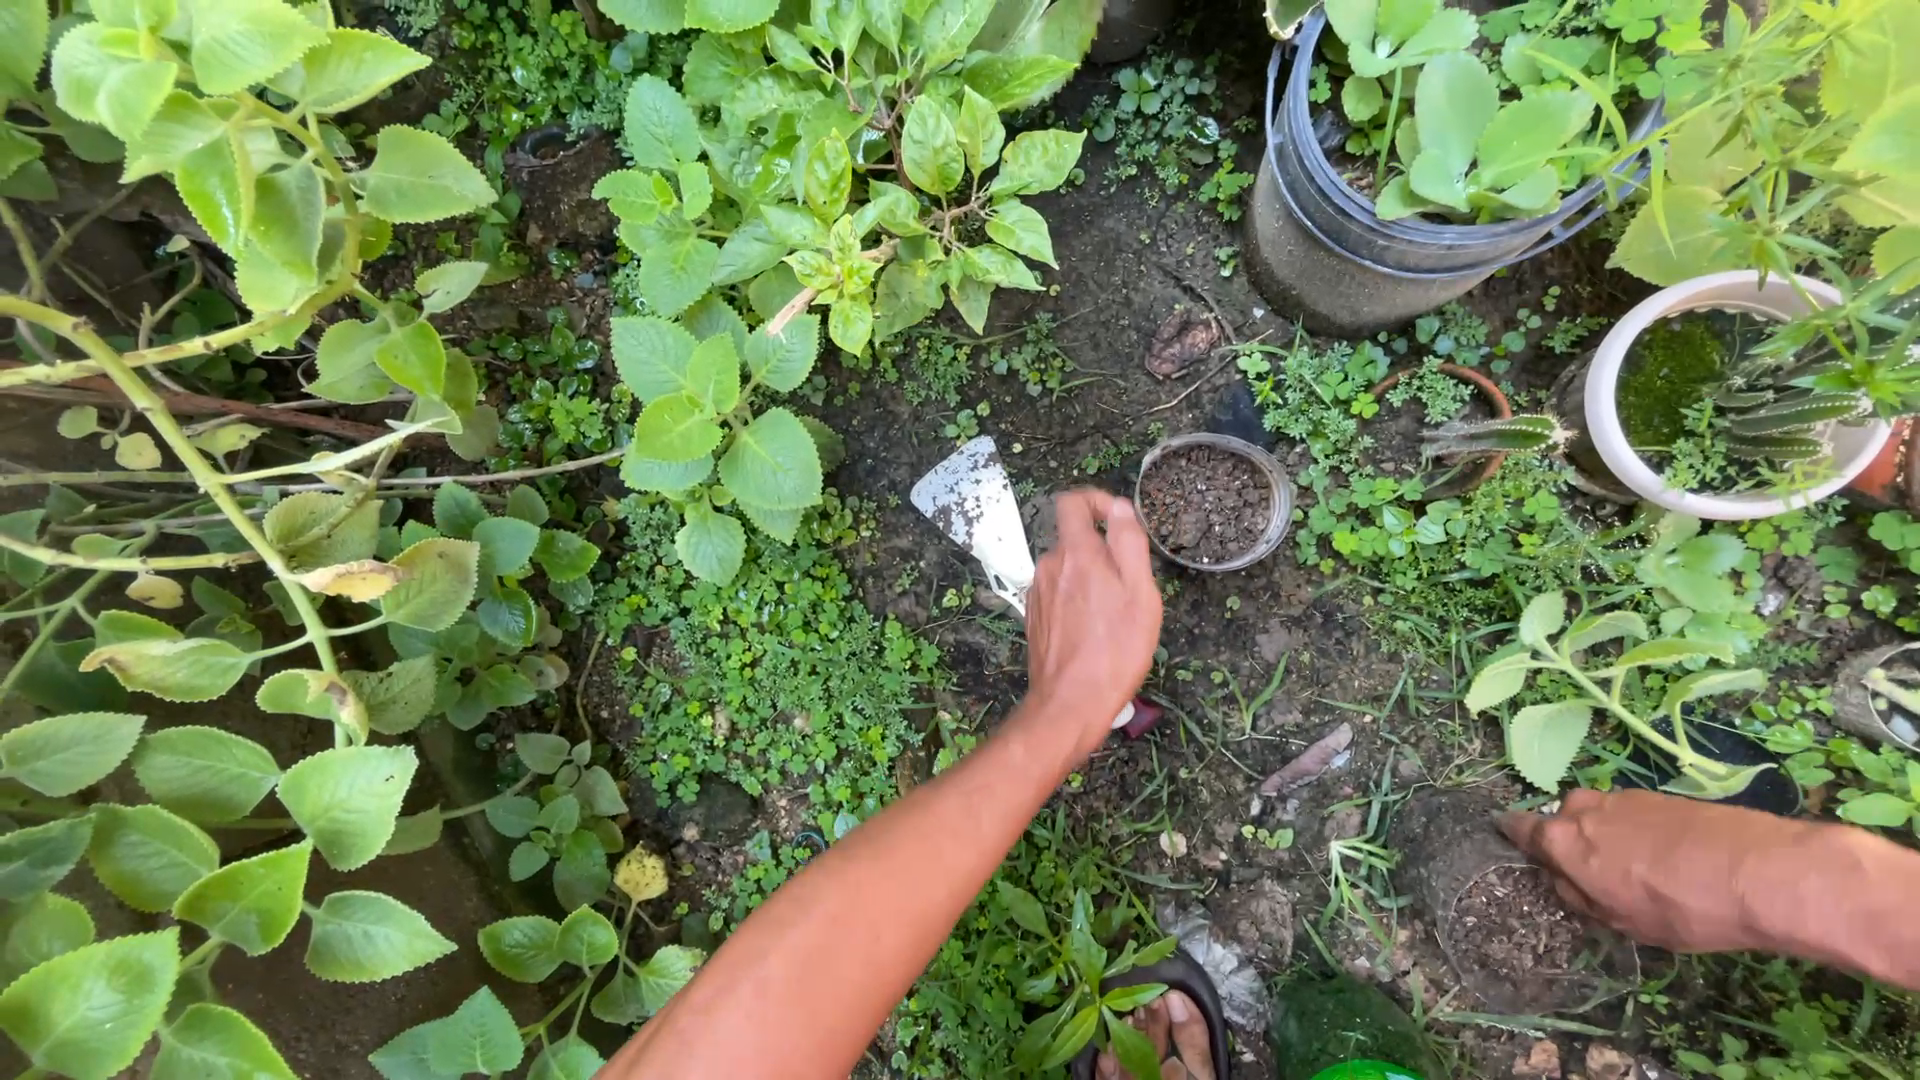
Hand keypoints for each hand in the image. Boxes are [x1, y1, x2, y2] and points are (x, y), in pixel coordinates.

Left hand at [1024, 489, 1161, 755]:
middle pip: (1075, 540)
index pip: (1072, 502)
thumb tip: (1119, 505)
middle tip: (1129, 587)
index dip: (1095, 501)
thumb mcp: (1140, 593)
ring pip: (1068, 569)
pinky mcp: (1034, 616)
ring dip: (1091, 580)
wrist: (1071, 702)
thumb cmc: (1116, 649)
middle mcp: (1049, 566)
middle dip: (1103, 553)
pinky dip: (1077, 600)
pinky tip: (1093, 631)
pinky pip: (1059, 593)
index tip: (1118, 519)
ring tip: (1114, 615)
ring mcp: (1037, 592)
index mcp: (1075, 553)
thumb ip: (1128, 542)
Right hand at [1499, 789, 1831, 954]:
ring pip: (1600, 816)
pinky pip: (1634, 815)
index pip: (1516, 827)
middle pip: (1562, 821)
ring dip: (1610, 835)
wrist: (1763, 872)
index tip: (1523, 848)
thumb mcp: (1623, 922)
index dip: (1515, 837)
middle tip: (1601, 872)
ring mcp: (1621, 798)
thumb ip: (1581, 897)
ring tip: (1646, 867)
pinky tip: (1676, 857)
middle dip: (1573, 840)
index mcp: (1559, 838)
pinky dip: (1643, 832)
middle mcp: (1580, 808)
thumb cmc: (1681, 907)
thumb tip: (1566, 880)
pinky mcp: (1660, 796)